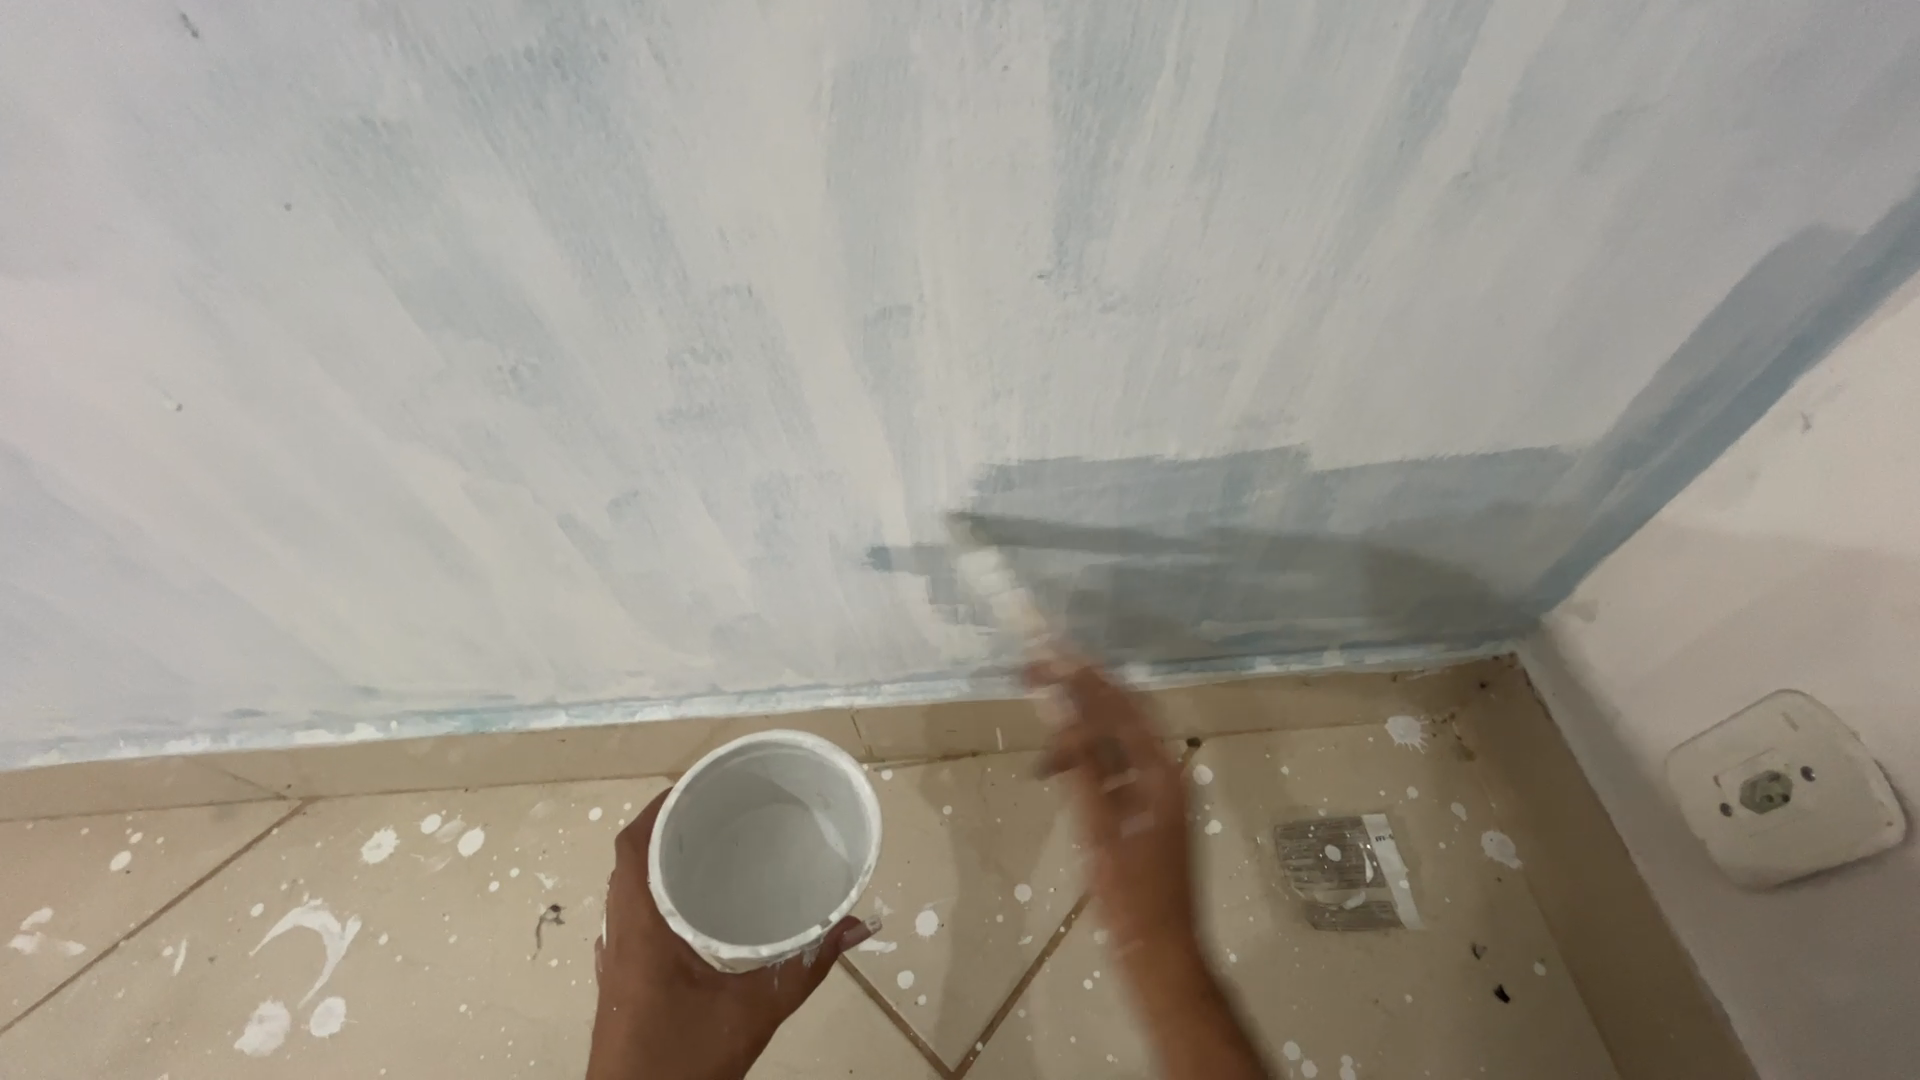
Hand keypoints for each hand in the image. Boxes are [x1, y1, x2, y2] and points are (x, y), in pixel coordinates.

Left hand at [587, 789, 876, 1079]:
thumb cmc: (685, 1063)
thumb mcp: (754, 1013)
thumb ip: (807, 966)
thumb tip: (858, 924)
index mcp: (642, 929)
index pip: (633, 846)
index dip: (659, 806)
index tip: (700, 784)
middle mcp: (620, 935)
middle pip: (628, 860)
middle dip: (667, 823)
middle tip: (717, 805)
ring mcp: (616, 960)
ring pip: (626, 888)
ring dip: (657, 857)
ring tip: (709, 840)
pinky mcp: (621, 980)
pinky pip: (630, 915)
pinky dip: (654, 891)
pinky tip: (691, 901)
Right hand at [1031, 657, 1272, 1079]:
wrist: (1161, 954)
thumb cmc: (1130, 896)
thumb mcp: (1098, 825)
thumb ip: (1079, 761)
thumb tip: (1058, 703)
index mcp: (1160, 768)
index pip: (1117, 702)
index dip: (1079, 671)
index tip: (1044, 646)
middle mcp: (1164, 768)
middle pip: (1118, 710)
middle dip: (1076, 685)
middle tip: (1033, 665)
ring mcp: (1156, 787)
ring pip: (1112, 737)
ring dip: (1076, 725)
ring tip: (1036, 724)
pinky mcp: (1145, 805)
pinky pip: (1111, 763)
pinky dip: (1082, 757)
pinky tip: (1054, 767)